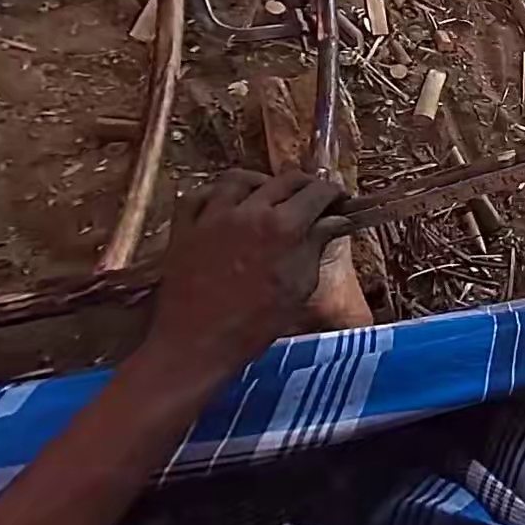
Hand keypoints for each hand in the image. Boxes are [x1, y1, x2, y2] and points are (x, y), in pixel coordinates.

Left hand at [145, 170, 344, 359]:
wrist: (195, 346)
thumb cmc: (255, 324)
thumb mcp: (299, 286)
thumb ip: (317, 245)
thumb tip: (336, 220)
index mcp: (283, 226)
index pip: (317, 192)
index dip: (333, 191)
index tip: (339, 198)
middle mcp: (250, 210)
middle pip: (285, 180)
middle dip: (306, 185)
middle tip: (312, 197)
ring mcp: (214, 214)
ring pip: (241, 178)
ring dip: (261, 182)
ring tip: (268, 195)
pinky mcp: (186, 226)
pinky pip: (201, 193)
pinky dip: (217, 193)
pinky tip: (226, 203)